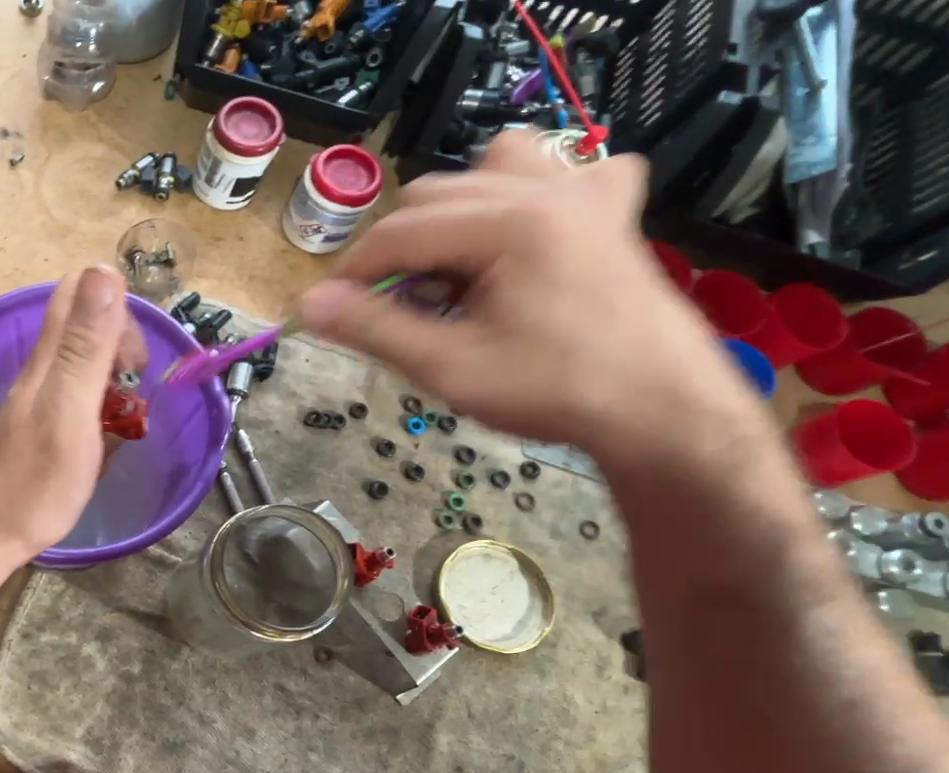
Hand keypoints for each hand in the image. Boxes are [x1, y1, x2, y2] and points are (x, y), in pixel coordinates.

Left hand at [0, 265, 145, 565]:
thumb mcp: (69, 409)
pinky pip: (80, 401)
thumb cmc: (37, 482)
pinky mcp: (43, 429)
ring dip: (116, 379)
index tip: (133, 355)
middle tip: (133, 386)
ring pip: (84, 364)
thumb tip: (103, 271)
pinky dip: (103, 410)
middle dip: (122, 343)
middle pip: (85, 324)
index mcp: (48, 359)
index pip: (77, 289)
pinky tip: (108, 439)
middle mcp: (41, 372)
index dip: (115, 305)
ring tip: (126, 416)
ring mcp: (40, 401)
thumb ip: (84, 345)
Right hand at [291, 132, 765, 469]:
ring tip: (453, 268)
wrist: (662, 409)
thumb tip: (308, 303)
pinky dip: (526, 194)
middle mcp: (547, 188)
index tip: (334, 312)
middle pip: (435, 195)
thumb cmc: (553, 391)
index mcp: (507, 223)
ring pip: (492, 166)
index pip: (399, 232)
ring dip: (456, 210)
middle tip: (397, 309)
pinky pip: (561, 171)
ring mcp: (587, 191)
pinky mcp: (612, 210)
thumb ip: (373, 328)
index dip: (354, 273)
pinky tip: (522, 240)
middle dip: (400, 249)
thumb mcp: (448, 367)